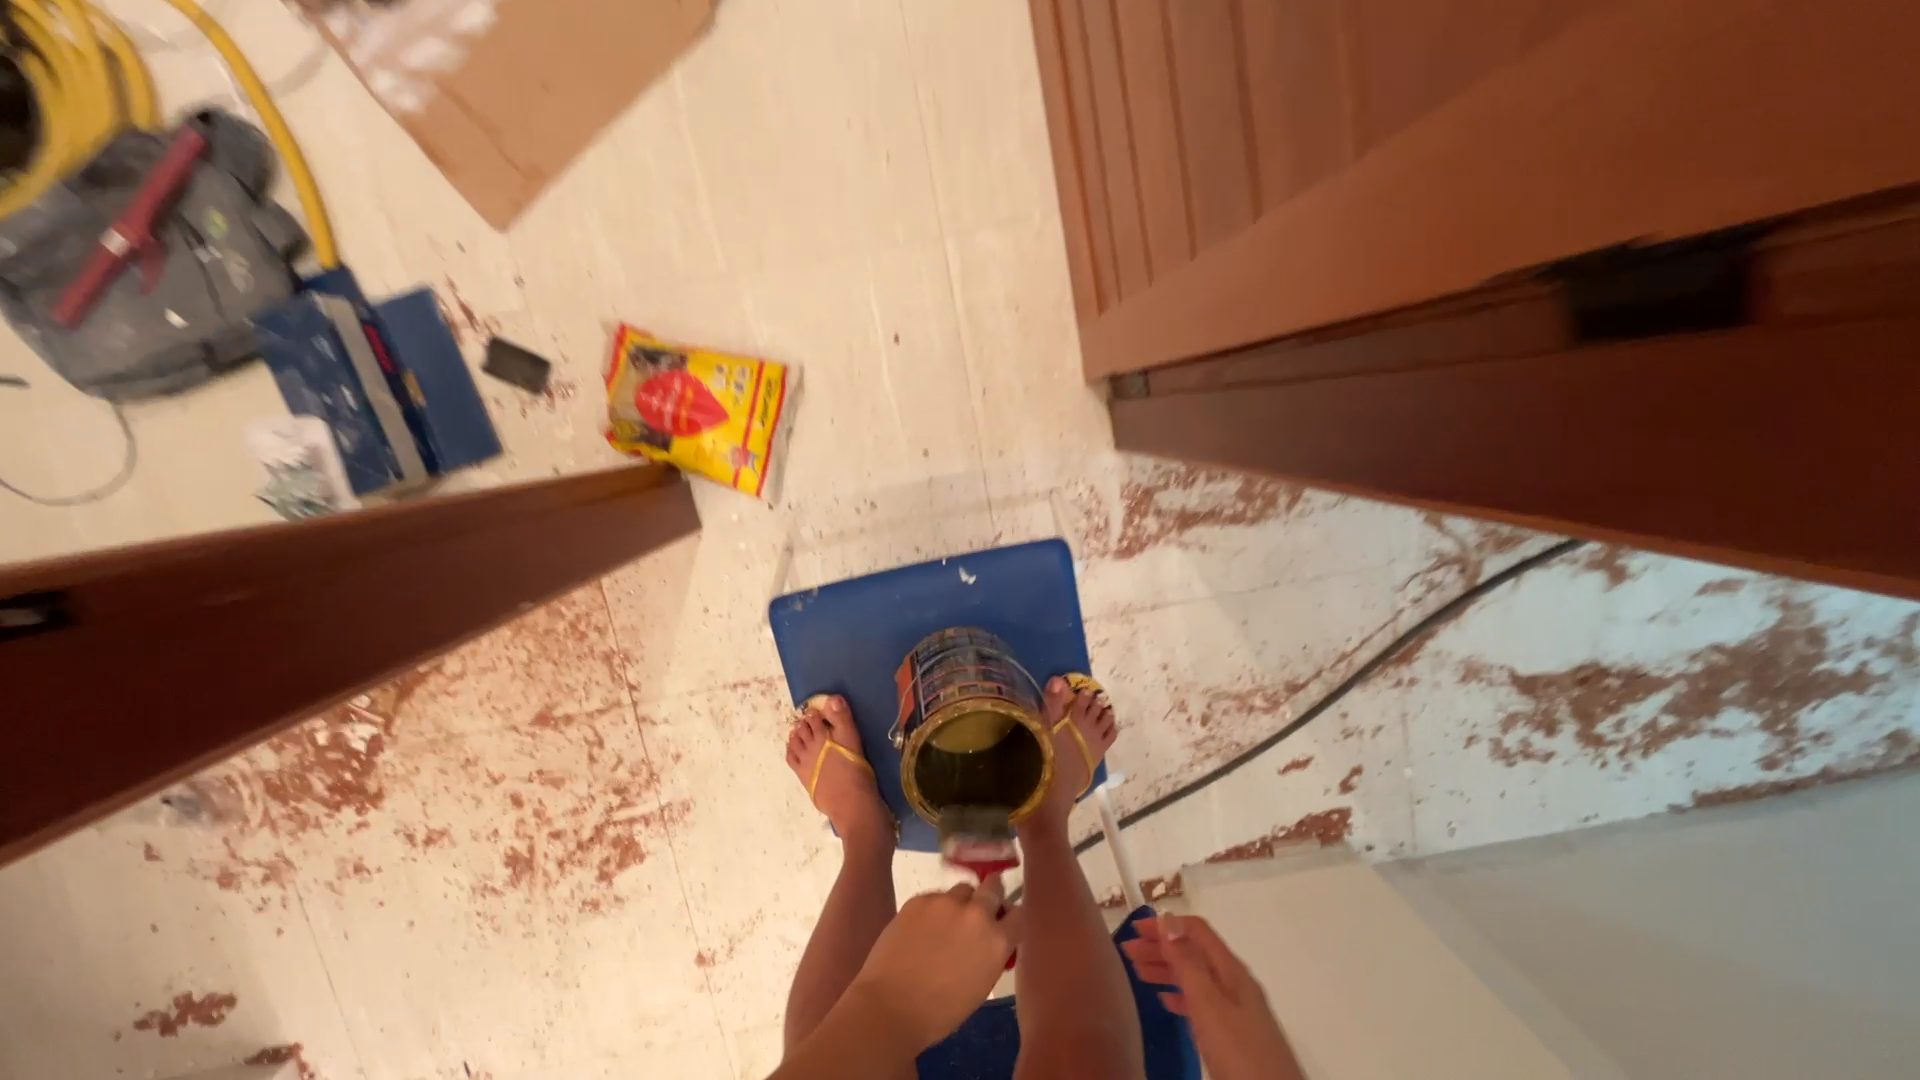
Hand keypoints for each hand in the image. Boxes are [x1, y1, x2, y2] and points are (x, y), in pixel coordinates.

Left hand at [848, 875, 1023, 1049]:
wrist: (891, 1005)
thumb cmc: (940, 1011)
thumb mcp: (981, 985)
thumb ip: (992, 954)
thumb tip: (991, 940)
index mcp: (996, 941)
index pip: (1018, 914)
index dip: (1010, 918)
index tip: (1003, 923)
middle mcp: (976, 914)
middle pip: (993, 886)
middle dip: (991, 894)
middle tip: (979, 911)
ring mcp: (946, 902)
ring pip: (962, 890)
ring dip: (961, 902)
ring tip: (944, 925)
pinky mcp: (919, 899)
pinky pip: (935, 897)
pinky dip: (934, 909)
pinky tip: (921, 930)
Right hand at [1122, 914, 1303, 1079]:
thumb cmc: (1239, 1051)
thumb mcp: (1208, 1003)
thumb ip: (1187, 962)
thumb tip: (1167, 920)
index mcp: (1230, 970)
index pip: (1196, 931)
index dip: (1166, 925)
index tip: (1136, 929)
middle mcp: (1234, 983)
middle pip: (1194, 952)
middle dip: (1160, 947)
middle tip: (1128, 951)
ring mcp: (1236, 1010)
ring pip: (1195, 978)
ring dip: (1166, 969)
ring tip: (1137, 972)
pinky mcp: (1233, 1034)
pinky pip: (1200, 1003)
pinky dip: (1179, 995)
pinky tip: (1165, 1001)